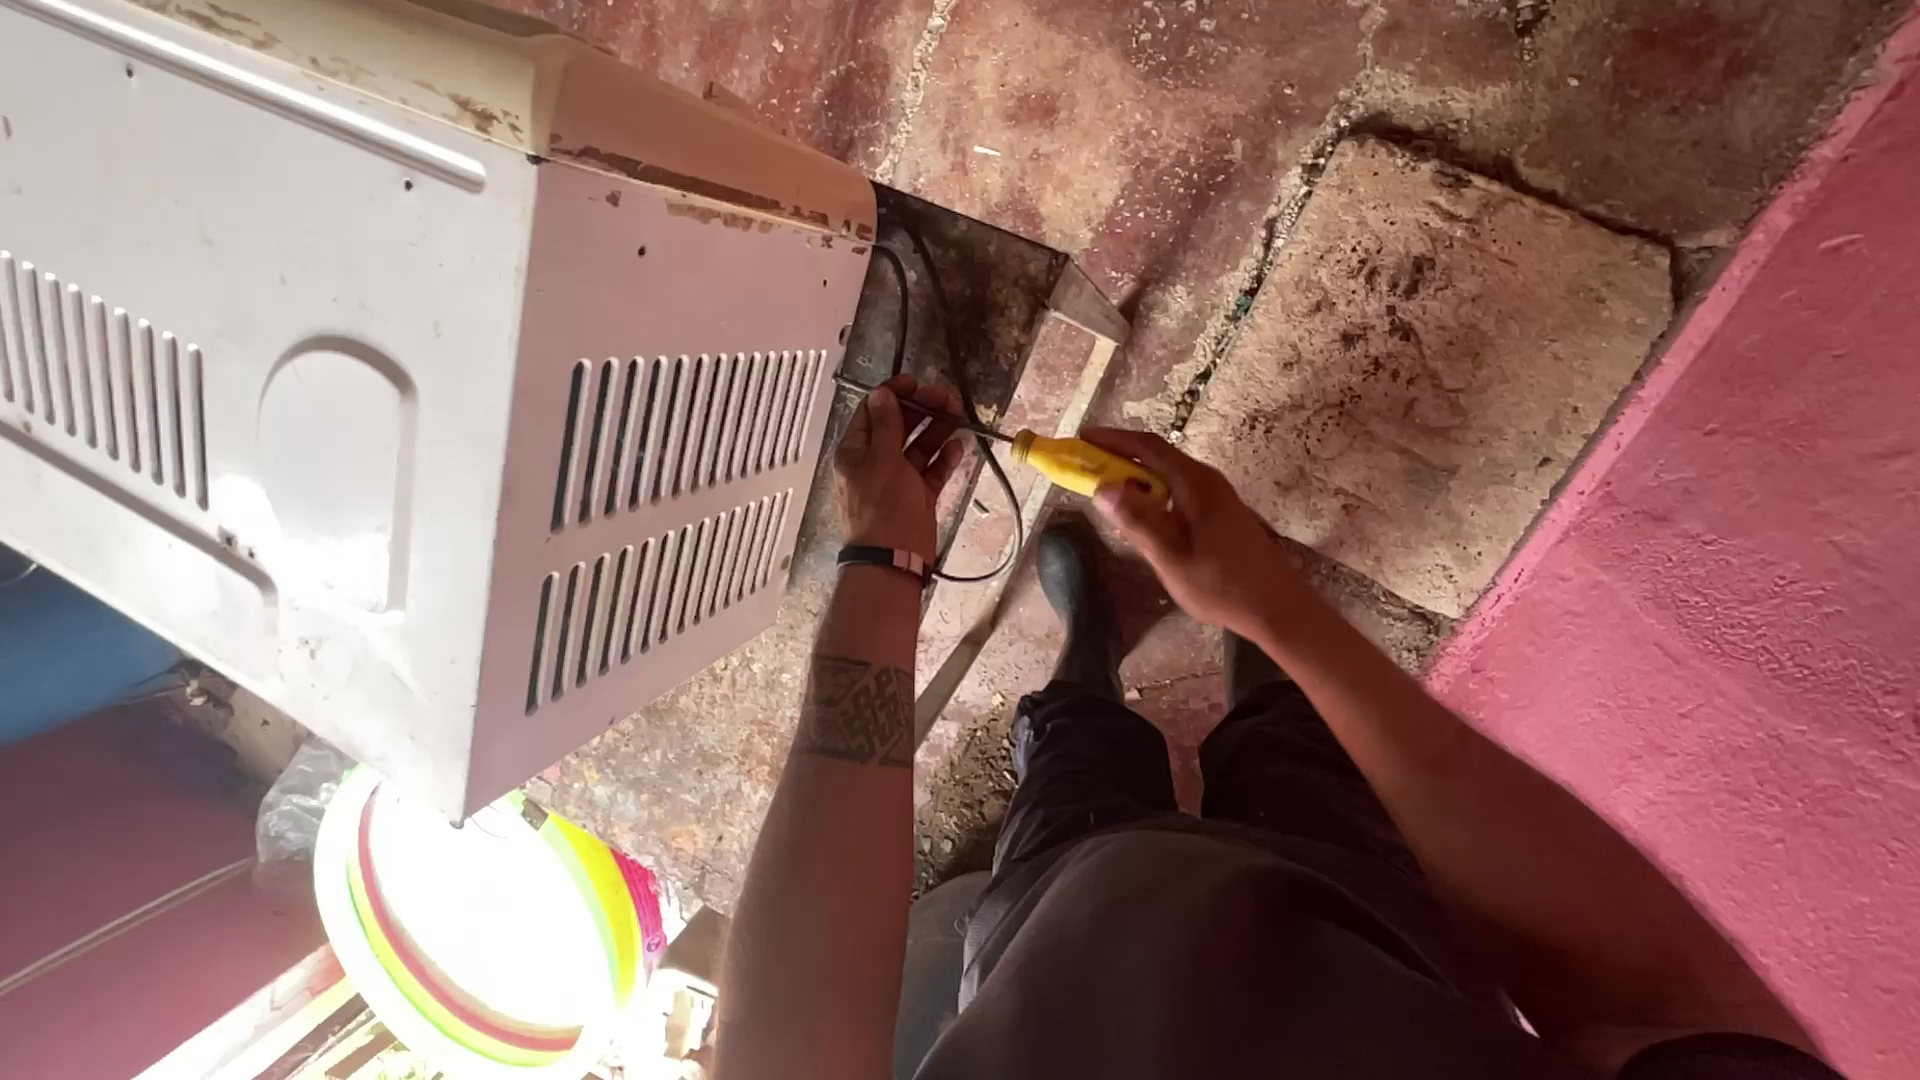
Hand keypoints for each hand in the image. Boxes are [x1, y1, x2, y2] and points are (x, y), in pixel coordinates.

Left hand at [833, 374, 965, 560]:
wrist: (893, 560)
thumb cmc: (883, 508)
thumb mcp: (882, 461)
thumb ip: (885, 426)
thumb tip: (882, 394)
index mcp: (855, 452)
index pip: (871, 411)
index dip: (892, 393)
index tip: (915, 382)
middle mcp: (874, 462)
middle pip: (898, 426)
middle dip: (921, 410)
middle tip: (945, 398)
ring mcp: (897, 480)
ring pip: (918, 447)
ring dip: (937, 430)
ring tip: (958, 415)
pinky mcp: (917, 496)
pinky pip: (931, 470)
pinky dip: (944, 458)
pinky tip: (958, 445)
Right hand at [1080, 427, 1310, 639]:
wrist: (1276, 606)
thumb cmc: (1222, 584)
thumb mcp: (1171, 557)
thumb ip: (1138, 521)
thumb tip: (1103, 488)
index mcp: (1194, 484)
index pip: (1148, 446)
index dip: (1112, 439)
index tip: (1081, 438)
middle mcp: (1206, 480)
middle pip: (1157, 455)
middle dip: (1119, 455)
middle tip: (1086, 465)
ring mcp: (1215, 495)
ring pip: (1167, 473)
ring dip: (1135, 475)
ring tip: (1105, 488)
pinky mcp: (1218, 511)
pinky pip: (1176, 488)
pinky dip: (1151, 491)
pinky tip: (1141, 512)